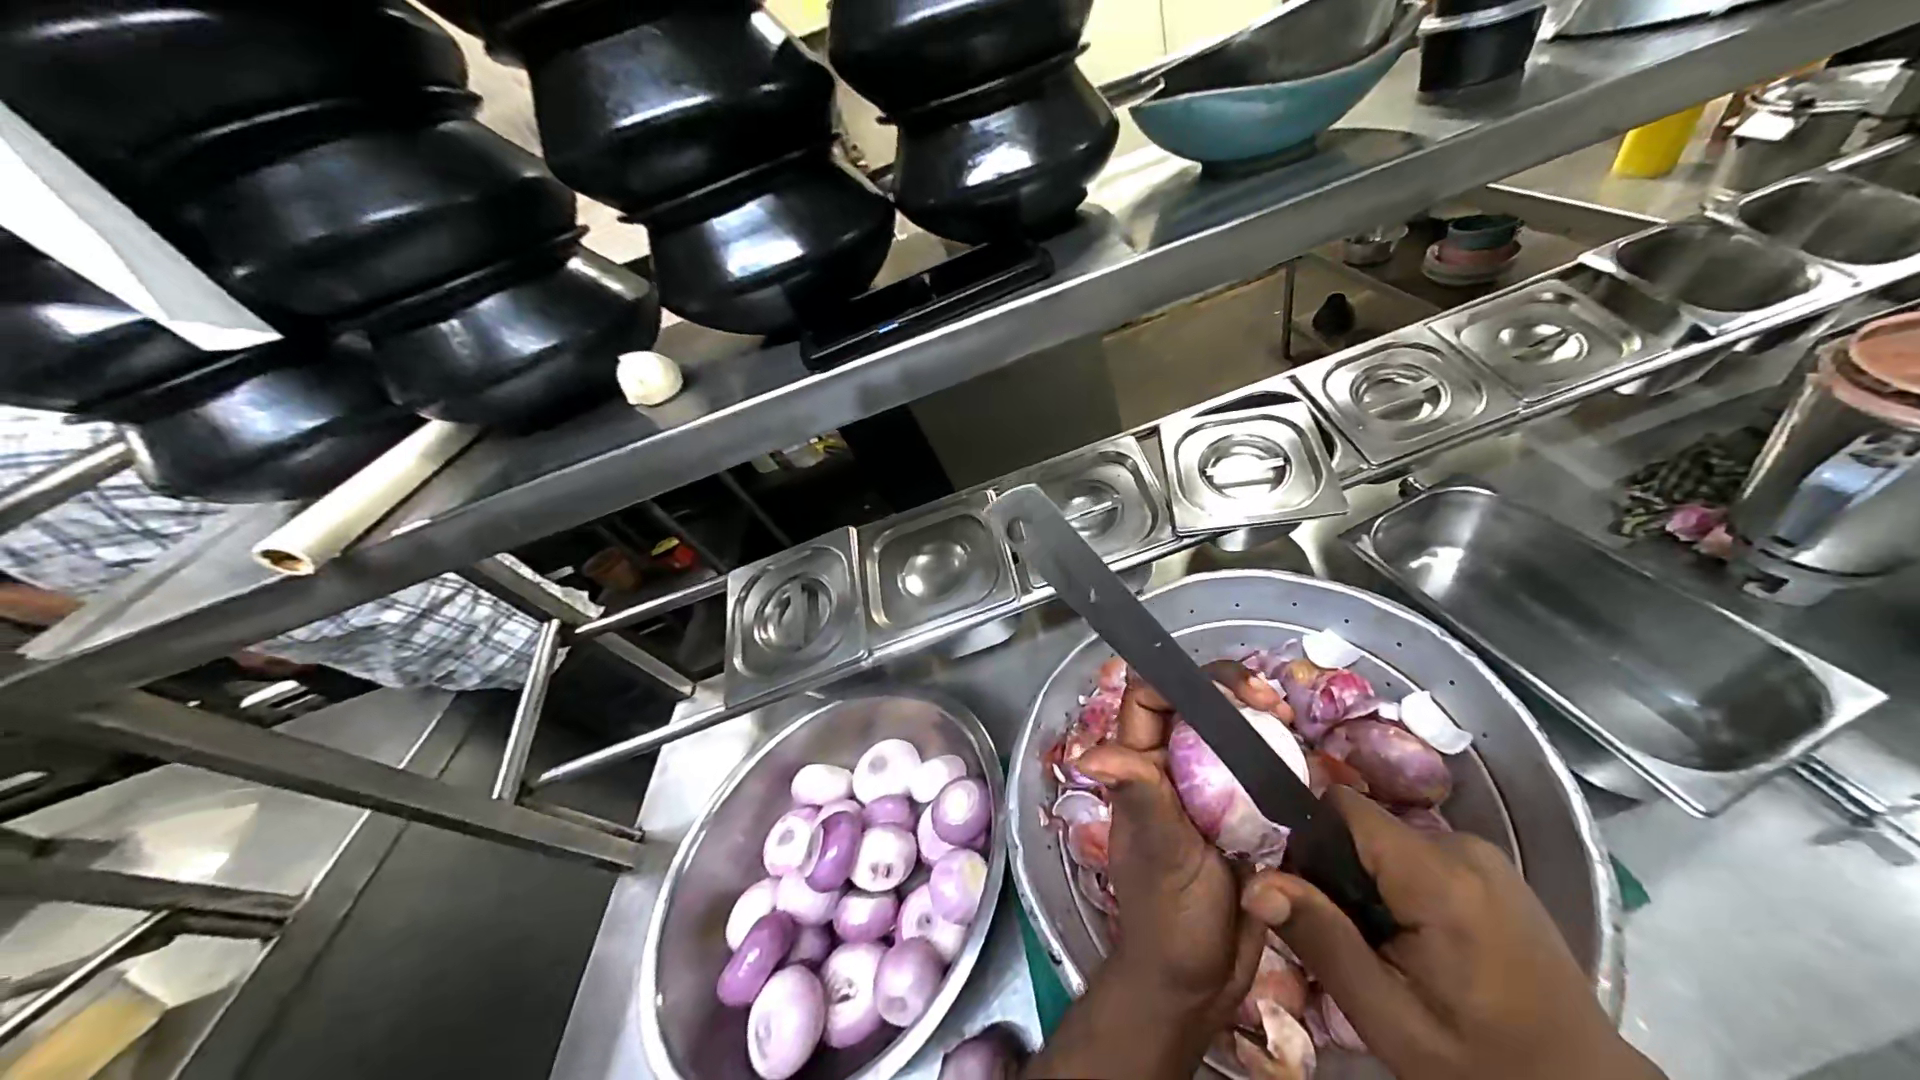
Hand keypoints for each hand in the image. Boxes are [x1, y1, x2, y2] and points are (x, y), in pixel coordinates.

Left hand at [1077, 663, 1281, 1017]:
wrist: (1201, 980)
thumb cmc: (1167, 913)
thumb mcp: (1157, 848)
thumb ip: (1137, 794)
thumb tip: (1088, 756)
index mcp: (1141, 765)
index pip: (1152, 698)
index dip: (1184, 682)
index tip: (1233, 694)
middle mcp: (1174, 768)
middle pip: (1199, 708)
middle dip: (1235, 695)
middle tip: (1275, 708)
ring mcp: (1211, 791)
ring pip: (1233, 736)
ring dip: (1264, 726)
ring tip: (1292, 731)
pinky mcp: (1246, 816)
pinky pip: (1264, 775)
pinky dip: (1285, 765)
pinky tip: (1309, 769)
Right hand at [1241, 788, 1664, 1079]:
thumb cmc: (1482, 1063)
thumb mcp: (1389, 1016)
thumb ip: (1321, 939)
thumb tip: (1252, 883)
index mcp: (1440, 877)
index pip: (1341, 807)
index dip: (1305, 836)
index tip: (1296, 887)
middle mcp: (1464, 846)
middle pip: (1362, 827)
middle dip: (1335, 869)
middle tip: (1340, 934)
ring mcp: (1485, 856)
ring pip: (1385, 841)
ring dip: (1365, 880)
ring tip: (1377, 943)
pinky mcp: (1493, 870)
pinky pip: (1416, 854)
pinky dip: (1396, 884)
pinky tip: (1410, 938)